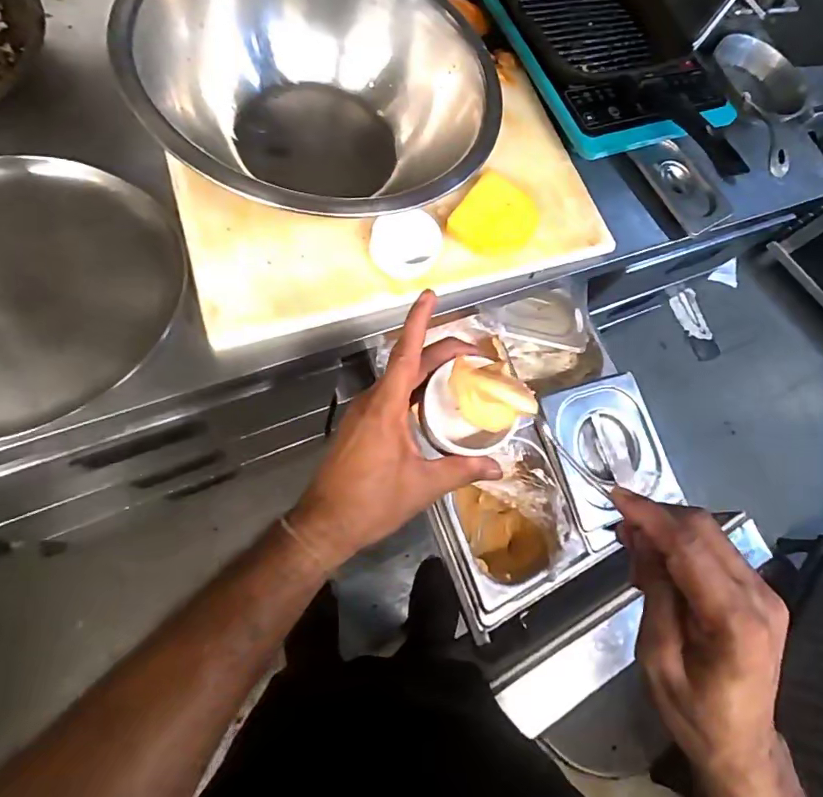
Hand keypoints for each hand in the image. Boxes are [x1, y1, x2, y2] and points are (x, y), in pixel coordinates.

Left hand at [290, 290, 501, 566]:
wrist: (324, 525)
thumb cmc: (370, 502)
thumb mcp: (422, 486)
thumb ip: (462, 471)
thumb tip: (498, 467)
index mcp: (386, 406)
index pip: (406, 352)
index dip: (419, 321)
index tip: (430, 296)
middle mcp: (373, 400)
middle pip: (409, 361)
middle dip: (441, 348)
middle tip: (473, 349)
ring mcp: (365, 412)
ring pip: (399, 377)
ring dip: (427, 367)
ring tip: (458, 369)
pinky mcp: (362, 425)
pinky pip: (392, 394)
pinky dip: (415, 387)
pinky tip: (431, 401)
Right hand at [613, 489, 801, 796]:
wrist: (744, 748)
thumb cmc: (695, 716)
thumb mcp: (659, 661)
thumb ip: (655, 594)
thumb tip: (642, 539)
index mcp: (735, 620)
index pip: (689, 547)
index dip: (651, 515)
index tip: (617, 496)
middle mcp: (760, 596)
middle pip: (704, 529)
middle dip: (658, 515)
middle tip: (622, 524)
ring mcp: (767, 591)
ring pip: (712, 533)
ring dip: (670, 528)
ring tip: (636, 544)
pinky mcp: (763, 592)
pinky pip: (719, 550)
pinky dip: (686, 544)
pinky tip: (662, 559)